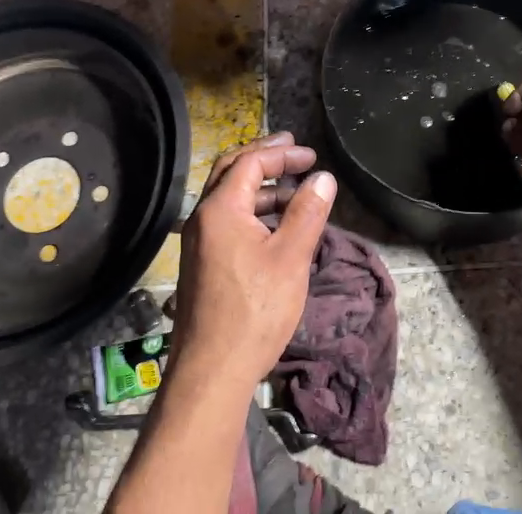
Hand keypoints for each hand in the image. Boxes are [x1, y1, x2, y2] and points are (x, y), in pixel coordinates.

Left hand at [169, 133, 336, 389]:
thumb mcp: (290, 258)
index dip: (282, 155)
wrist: (212, 370)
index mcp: (220, 209)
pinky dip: (252, 211)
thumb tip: (323, 178)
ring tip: (294, 191)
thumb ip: (307, 213)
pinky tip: (275, 227)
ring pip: (228, 198)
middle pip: (230, 171)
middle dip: (263, 158)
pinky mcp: (201, 264)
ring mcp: (198, 242)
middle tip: (294, 151)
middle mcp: (202, 218)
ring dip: (260, 187)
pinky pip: (226, 221)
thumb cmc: (255, 311)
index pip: (249, 163)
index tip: (312, 157)